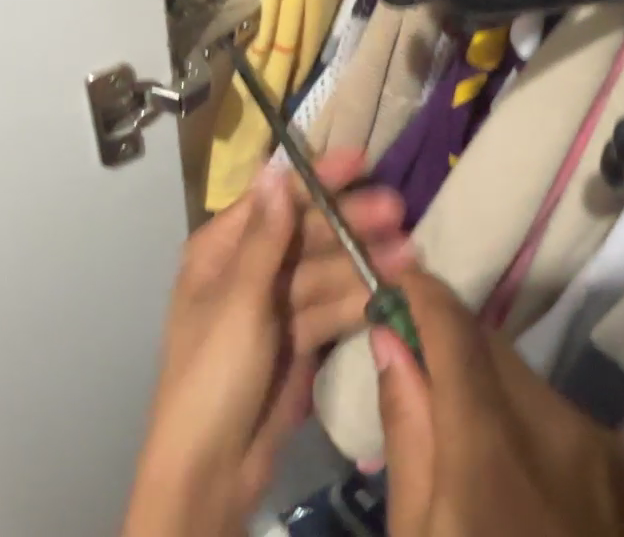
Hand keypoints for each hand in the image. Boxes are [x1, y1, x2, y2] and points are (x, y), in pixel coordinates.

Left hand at [123, 151, 409, 536]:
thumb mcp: (239, 301)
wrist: (211, 464)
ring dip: (363, 261)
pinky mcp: (296, 339)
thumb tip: (274, 171)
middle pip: (303, 235)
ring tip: (411, 252)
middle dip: (348, 223)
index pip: (273, 201)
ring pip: (323, 272)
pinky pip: (330, 308)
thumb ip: (265, 238)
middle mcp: (246, 269)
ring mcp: (273, 305)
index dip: (315, 179)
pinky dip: (358, 298)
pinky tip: (393, 288)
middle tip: (400, 210)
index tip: (360, 160)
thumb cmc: (213, 372)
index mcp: (219, 250)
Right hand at [372, 270, 623, 536]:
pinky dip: (524, 413)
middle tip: (408, 351)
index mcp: (494, 448)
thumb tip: (390, 337)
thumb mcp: (416, 528)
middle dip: (446, 335)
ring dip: (485, 376)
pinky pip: (562, 416)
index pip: (454, 331)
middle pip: (491, 346)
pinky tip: (511, 459)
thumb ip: (407, 425)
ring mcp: (607, 454)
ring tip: (457, 419)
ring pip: (527, 378)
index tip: (390, 274)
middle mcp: (560, 430)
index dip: (420, 291)